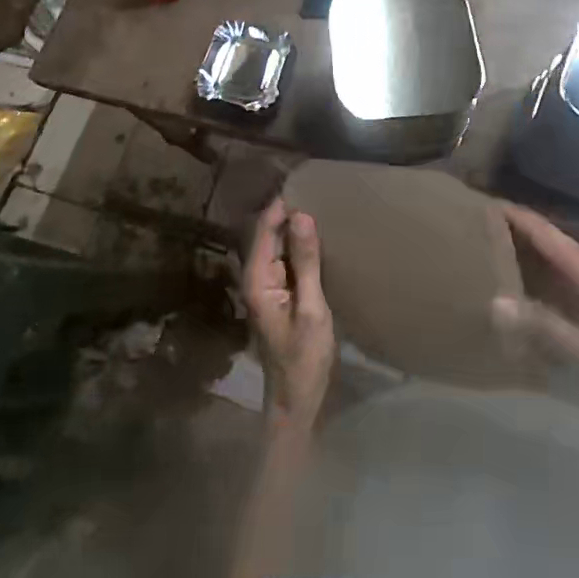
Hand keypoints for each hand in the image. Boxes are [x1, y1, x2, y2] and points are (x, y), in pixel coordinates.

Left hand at [244, 199, 334, 424]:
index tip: (305, 178)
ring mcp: (267, 286)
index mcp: (256, 279)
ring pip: (278, 245)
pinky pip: (286, 260)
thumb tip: (302, 215)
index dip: (282, 203)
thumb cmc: (303, 357)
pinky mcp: (279, 293)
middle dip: (289, 211)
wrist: (296, 399)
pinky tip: (319, 237)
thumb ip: (306, 261)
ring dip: (295, 227)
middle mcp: (256, 277)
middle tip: (319, 186)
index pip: (265, 228)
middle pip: (269, 233)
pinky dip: (300, 246)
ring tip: (322, 203)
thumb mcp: (311, 307)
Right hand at [491, 205, 578, 430]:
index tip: (491, 204)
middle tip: (477, 237)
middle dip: (522, 252)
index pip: (562, 247)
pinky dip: (533, 344)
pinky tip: (509, 349)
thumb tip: (496, 299)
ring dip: (524, 294)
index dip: (529, 224)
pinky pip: (559, 351)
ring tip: (483, 280)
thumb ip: (554, 331)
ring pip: (556, 309)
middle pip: (557, 271)